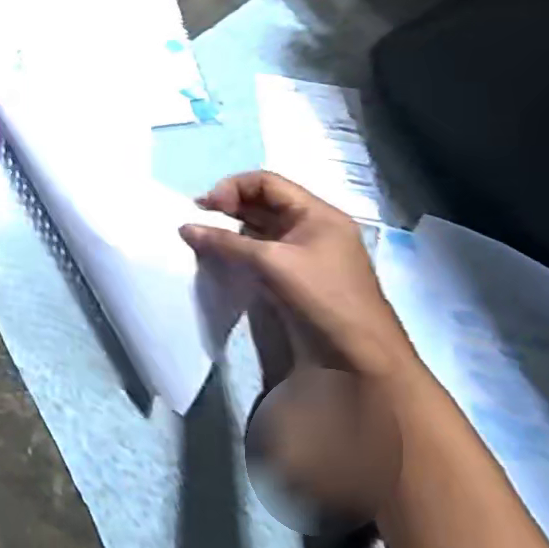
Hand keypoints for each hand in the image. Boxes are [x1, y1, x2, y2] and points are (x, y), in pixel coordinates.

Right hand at [180, 171, 415, 377]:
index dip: (233, 188)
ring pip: (261, 229)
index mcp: (318, 214)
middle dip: (229, 208)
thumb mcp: (272, 264)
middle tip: (199, 220)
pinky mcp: (298, 279)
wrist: (363, 365)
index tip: (206, 207)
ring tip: (206, 240)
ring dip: (232, 232)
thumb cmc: (323, 299)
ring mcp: (307, 255)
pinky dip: (241, 252)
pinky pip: (264, 253)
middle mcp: (313, 228)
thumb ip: (226, 243)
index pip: (266, 182)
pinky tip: (222, 259)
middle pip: (263, 204)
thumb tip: (185, 228)